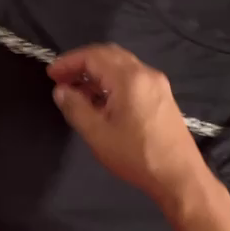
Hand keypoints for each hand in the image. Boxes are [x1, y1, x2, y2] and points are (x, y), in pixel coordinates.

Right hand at [49, 44, 209, 204]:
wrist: (178, 175)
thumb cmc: (135, 155)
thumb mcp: (97, 134)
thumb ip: (75, 108)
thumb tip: (61, 90)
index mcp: (129, 79)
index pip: (93, 56)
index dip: (69, 62)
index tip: (50, 74)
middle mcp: (145, 74)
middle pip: (109, 55)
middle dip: (82, 63)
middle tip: (61, 79)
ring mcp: (157, 84)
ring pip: (121, 66)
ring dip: (97, 72)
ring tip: (76, 92)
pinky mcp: (162, 96)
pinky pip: (132, 78)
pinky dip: (111, 81)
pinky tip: (100, 101)